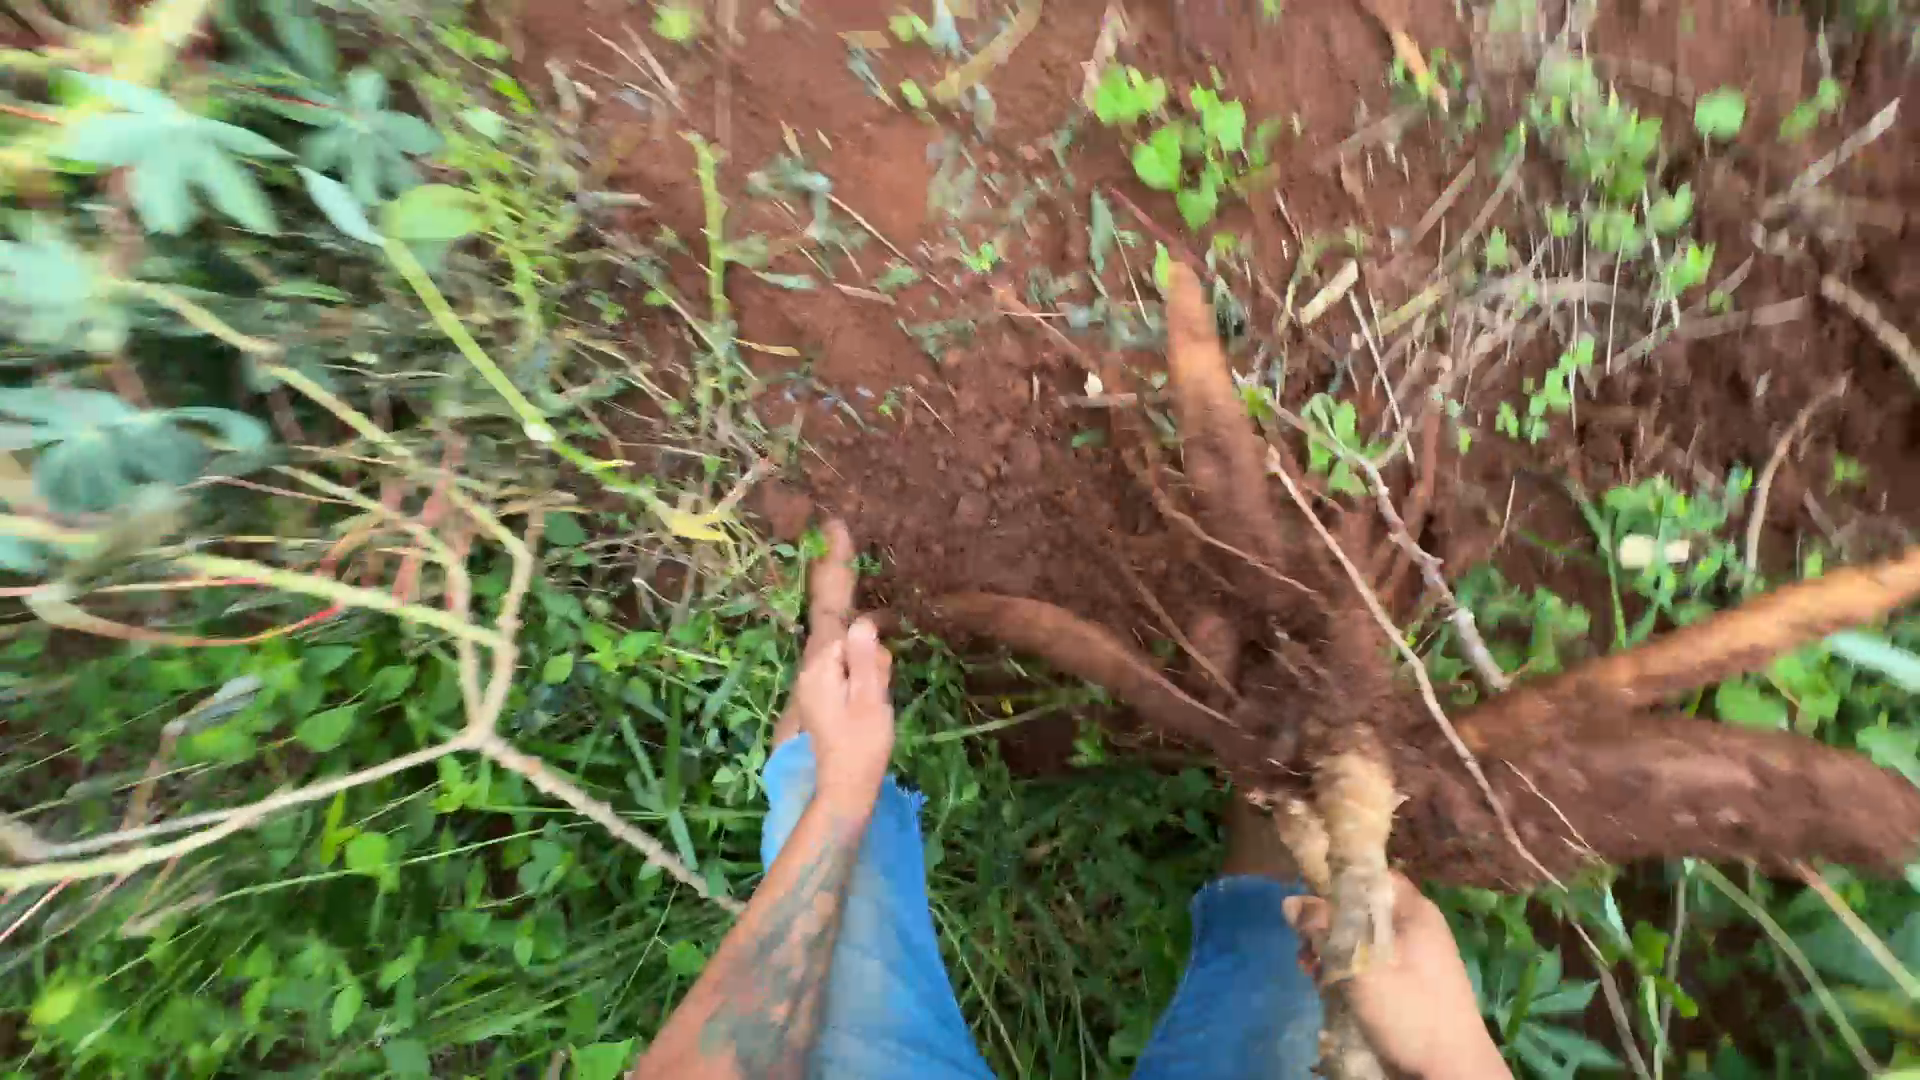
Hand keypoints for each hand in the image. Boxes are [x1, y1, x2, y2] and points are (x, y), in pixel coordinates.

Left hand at [785, 520, 894, 808]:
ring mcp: (818, 673)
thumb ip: (868, 661)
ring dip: (838, 589)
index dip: (837, 566)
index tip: (837, 528)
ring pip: (834, 626)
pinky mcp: (827, 683)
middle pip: (827, 606)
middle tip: (836, 529)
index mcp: (824, 664)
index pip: (833, 605)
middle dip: (833, 568)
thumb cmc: (863, 747)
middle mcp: (814, 663)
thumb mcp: (871, 703)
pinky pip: (839, 642)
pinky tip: (859, 612)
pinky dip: (844, 616)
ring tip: (843, 552)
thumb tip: (865, 623)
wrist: (844, 785)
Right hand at [1285, 875, 1509, 1079]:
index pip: (1370, 874)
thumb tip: (1290, 902)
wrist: (1454, 1079)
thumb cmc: (1409, 1011)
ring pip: (1359, 937)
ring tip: (1309, 970)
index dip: (1335, 877)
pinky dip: (1345, 969)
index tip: (1305, 892)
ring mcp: (1413, 958)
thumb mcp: (1357, 964)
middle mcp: (1415, 928)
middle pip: (1358, 907)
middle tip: (1303, 945)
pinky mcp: (1407, 985)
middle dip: (1324, 923)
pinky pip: (1368, 963)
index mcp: (1413, 911)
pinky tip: (1326, 986)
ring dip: (1329, 949)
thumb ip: (1322, 928)